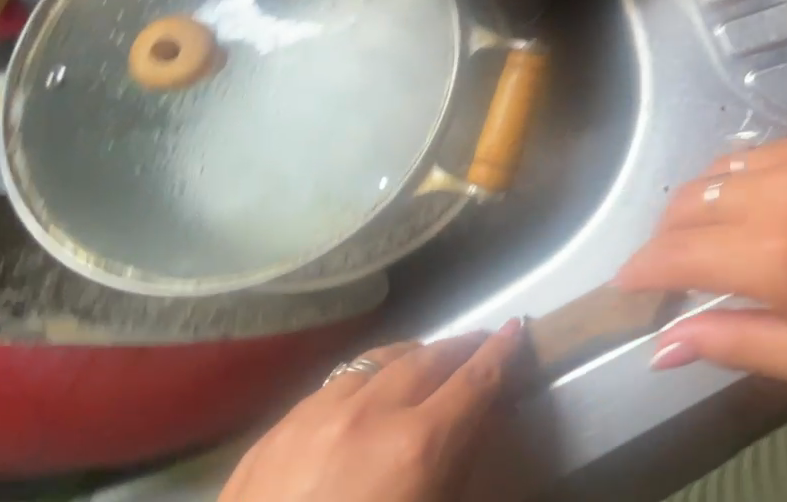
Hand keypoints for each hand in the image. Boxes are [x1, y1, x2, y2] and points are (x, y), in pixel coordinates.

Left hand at [219, 320, 522, 501]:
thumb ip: (463, 457)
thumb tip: (486, 411)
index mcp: (417, 444)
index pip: (475, 377)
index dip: (500, 350)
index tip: (514, 329)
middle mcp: (368, 416)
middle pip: (429, 358)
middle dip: (458, 349)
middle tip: (474, 348)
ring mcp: (314, 419)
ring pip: (375, 361)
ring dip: (407, 359)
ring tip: (419, 364)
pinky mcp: (271, 435)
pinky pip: (328, 389)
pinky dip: (357, 386)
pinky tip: (359, 402)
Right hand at [616, 134, 786, 382]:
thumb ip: (731, 343)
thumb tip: (661, 347)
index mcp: (770, 255)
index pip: (674, 255)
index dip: (641, 272)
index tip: (627, 288)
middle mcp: (774, 194)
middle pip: (686, 205)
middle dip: (663, 238)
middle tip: (668, 269)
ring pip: (715, 172)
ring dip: (694, 204)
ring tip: (703, 236)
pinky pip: (754, 153)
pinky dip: (733, 178)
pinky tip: (746, 202)